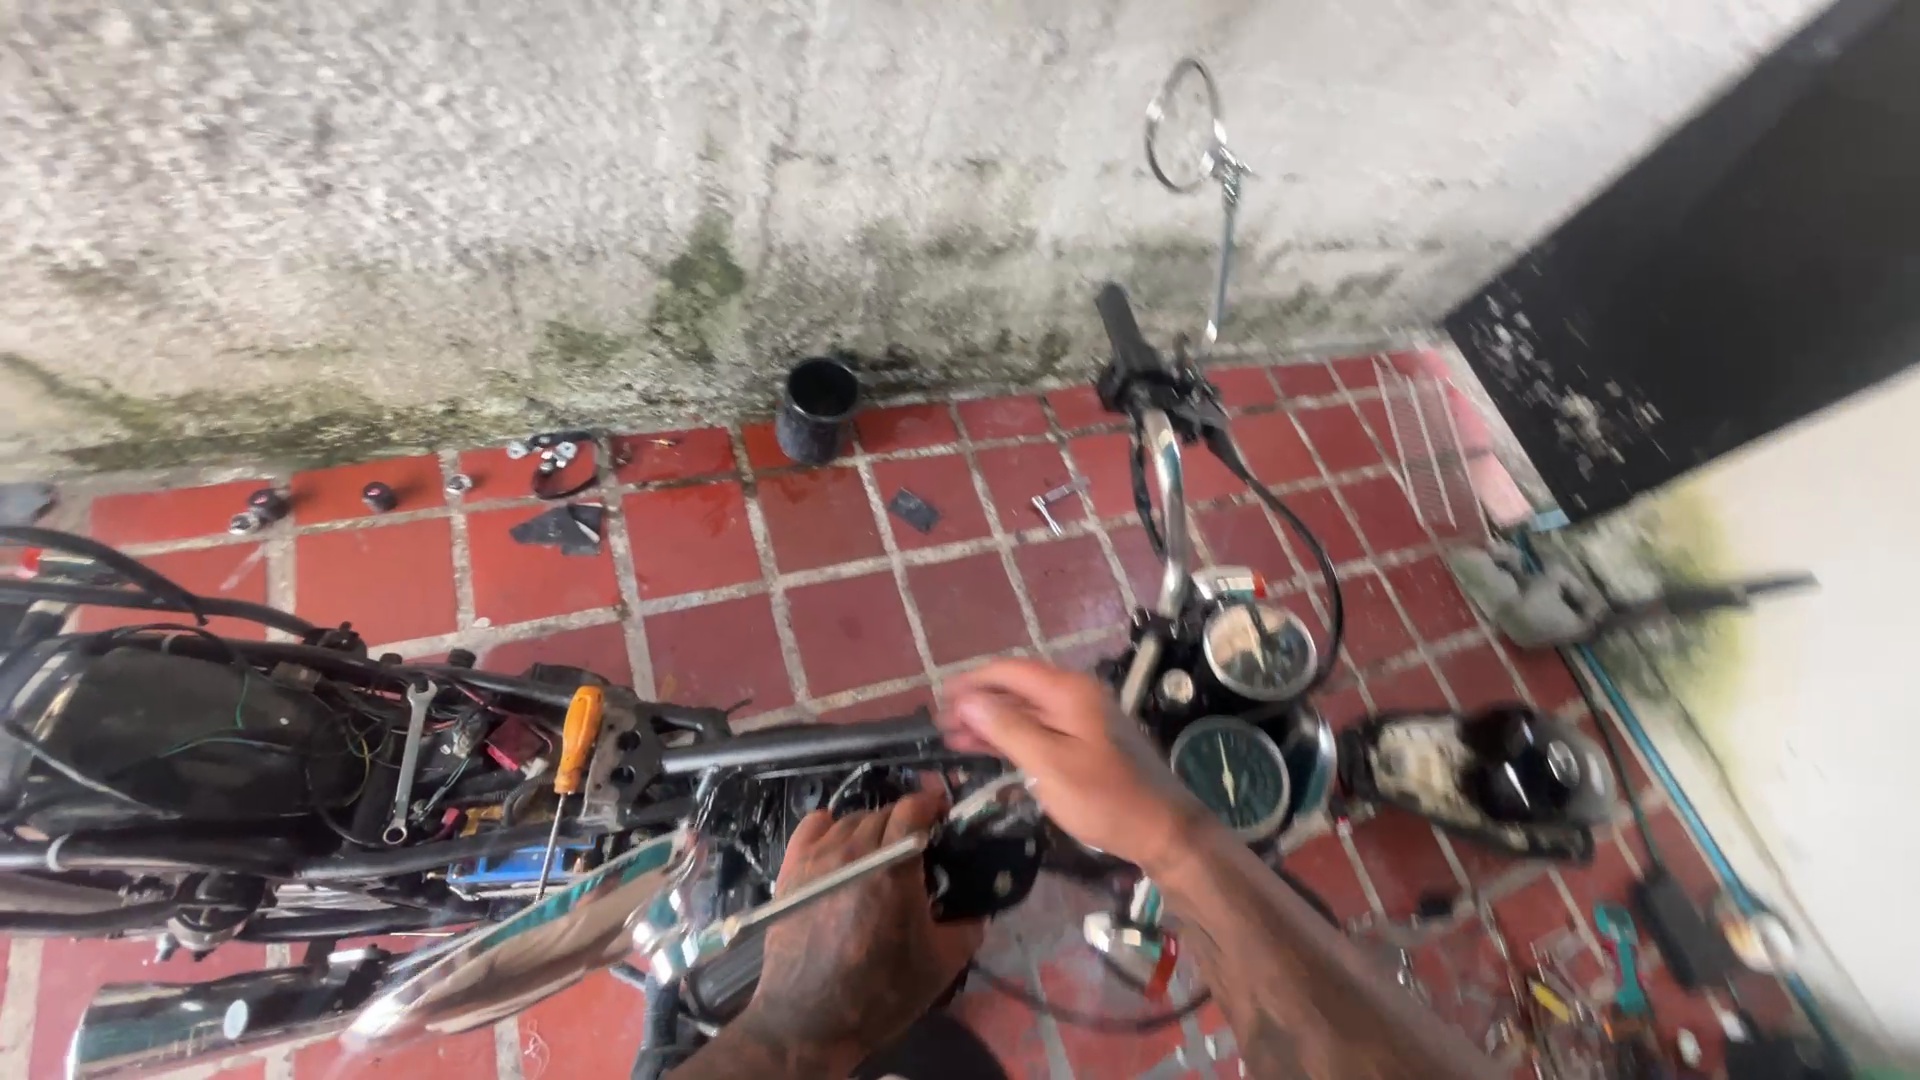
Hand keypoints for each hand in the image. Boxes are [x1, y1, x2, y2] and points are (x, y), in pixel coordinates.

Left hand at [736, 790, 983, 1073]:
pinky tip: (839, 843)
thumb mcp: (941, 964)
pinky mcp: (792, 868)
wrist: (808, 1022)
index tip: (942, 817)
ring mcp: (819, 856)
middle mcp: (855, 851)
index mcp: (894, 867)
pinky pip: (813, 825)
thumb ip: (969, 926)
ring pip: (852, 819)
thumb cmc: (879, 992)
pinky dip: (830, 826)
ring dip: (872, 828)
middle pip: (884, 812)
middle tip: (916, 848)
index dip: (932, 805)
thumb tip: (979, 907)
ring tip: (879, 853)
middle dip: (905, 822)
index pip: (913, 808)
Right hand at [938, 658, 1210, 874]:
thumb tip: (969, 700)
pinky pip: (1038, 728)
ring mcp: (1080, 718)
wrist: (1163, 831)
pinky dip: (1011, 736)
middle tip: (941, 724)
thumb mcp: (1049, 764)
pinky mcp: (1082, 741)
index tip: (940, 698)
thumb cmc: (1105, 798)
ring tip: (954, 738)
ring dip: (991, 721)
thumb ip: (1007, 728)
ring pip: (1025, 710)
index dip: (972, 681)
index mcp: (1068, 691)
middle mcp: (1074, 695)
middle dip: (978, 702)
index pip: (1010, 670)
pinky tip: (987, 748)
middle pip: (1016, 688)